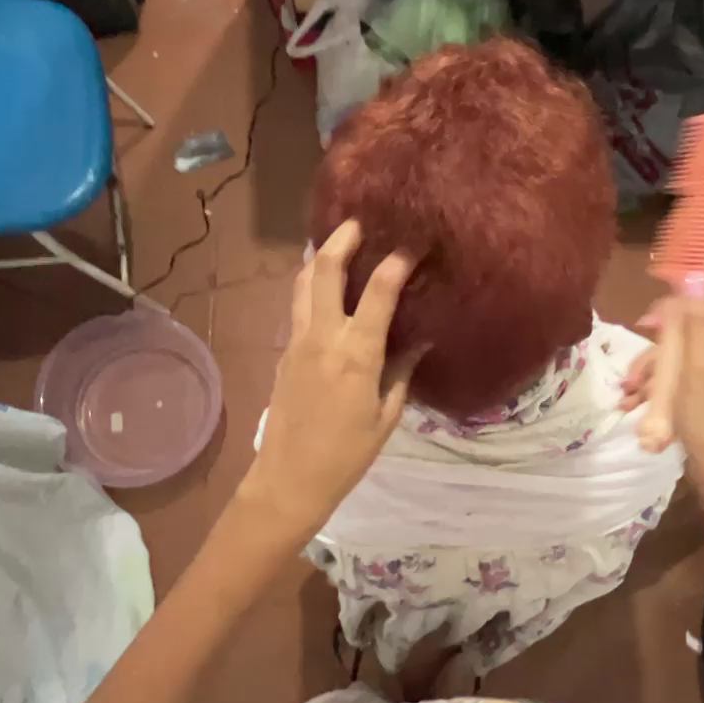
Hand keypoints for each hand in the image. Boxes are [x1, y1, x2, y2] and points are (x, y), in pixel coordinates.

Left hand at [243, 220, 422, 535]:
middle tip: (360, 221)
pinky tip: (325, 287)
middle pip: (324, 271)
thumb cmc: (347, 455)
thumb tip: (419, 340)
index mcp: (355, 354)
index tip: (412, 244)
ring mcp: (296, 342)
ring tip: (338, 242)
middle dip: (342, 239)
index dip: (397, 262)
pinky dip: (310, 284)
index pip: (378, 292)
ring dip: (319, 257)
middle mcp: (321, 337)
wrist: (288, 480)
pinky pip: (297, 306)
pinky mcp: (284, 353)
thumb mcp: (387, 417)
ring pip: (302, 283)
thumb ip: (401, 372)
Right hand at [621, 264, 703, 525]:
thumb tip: (692, 276)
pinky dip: (660, 384)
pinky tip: (634, 403)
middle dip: (668, 329)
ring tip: (628, 389)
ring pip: (688, 347)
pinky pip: (685, 374)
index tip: (680, 278)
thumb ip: (695, 320)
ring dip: (655, 363)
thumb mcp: (697, 369)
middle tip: (640, 338)